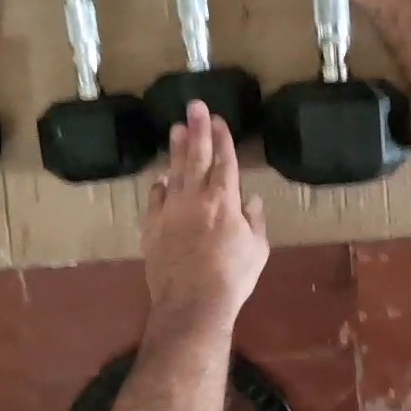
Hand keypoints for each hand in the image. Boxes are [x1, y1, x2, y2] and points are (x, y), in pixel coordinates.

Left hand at [140, 101, 268, 346]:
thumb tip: (250, 200)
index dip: (222, 137)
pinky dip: (161, 185)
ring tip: (176, 129)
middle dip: (197, 129)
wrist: (191, 304)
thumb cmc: (232, 277)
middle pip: (196, 156)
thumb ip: (254, 220)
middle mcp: (196, 198)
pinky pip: (156, 198)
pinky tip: (162, 177)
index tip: (218, 118)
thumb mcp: (258, 249)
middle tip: (195, 106)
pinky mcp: (153, 226)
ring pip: (174, 171)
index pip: (224, 160)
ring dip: (176, 149)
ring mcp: (170, 210)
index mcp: (224, 200)